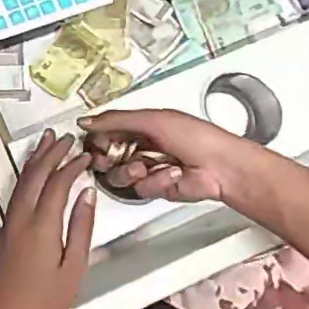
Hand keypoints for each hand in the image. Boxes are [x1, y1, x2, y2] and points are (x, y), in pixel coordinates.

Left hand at [0, 130, 95, 308]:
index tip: (86, 154)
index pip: (58, 183)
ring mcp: (10, 221)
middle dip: (52, 152)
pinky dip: (28, 174)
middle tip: (67, 136)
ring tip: (47, 140)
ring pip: (23, 180)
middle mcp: (22, 216)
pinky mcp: (5, 227)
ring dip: (36, 158)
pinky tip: (34, 170)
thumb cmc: (44, 302)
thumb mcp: (73, 269)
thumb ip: (82, 228)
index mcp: (42, 225)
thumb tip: (88, 194)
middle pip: (36, 174)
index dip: (72, 165)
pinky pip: (18, 190)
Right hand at [80, 109, 253, 202]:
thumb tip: (85, 121)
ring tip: (147, 166)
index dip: (96, 139)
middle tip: (111, 157)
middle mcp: (138, 147)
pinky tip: (172, 173)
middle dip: (107, 158)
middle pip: (105, 156)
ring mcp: (145, 169)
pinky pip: (139, 188)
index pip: (104, 133)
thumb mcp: (152, 120)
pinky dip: (155, 180)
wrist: (223, 167)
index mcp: (137, 126)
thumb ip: (115, 120)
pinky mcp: (154, 188)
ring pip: (118, 175)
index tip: (96, 142)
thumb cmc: (195, 136)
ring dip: (131, 170)